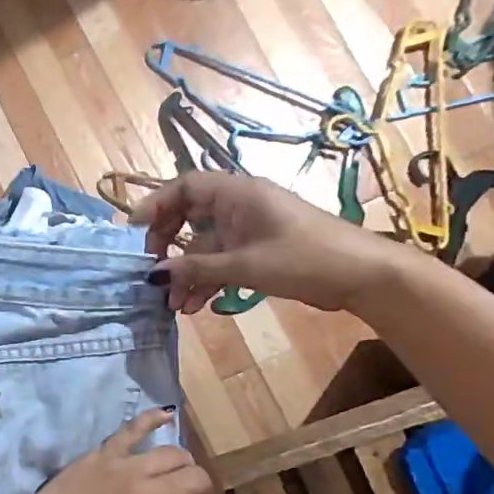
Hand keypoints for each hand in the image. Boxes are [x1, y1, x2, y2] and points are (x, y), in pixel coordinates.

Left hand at [5, 409, 222, 493]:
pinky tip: (165, 415)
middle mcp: (152, 493)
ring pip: (175, 452)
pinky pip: (135, 428)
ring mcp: (129, 467)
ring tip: (172, 470)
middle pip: (199, 478)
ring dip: (181, 463)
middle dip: (199, 488)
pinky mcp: (108, 451)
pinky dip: (151, 418)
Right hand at [130, 171, 411, 312]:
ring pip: (202, 245)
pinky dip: (205, 281)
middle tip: (151, 270)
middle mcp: (238, 205)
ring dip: (185, 273)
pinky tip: (193, 306)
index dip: (155, 205)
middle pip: (187, 216)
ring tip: (172, 303)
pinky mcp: (256, 250)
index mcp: (237, 193)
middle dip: (166, 245)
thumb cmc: (303, 259)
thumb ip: (195, 269)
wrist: (361, 276)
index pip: (184, 187)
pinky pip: (219, 261)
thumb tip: (153, 274)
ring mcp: (247, 229)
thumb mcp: (244, 265)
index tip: (133, 231)